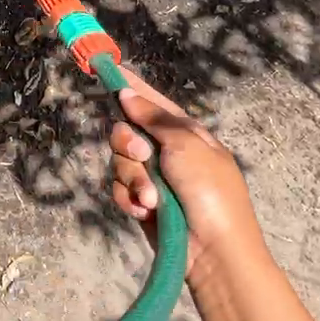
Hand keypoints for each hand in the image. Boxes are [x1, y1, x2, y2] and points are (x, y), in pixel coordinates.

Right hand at [108, 67, 264, 286]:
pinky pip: (119, 187)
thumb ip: (153, 118)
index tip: (105, 67)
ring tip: (152, 199)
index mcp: (186, 135)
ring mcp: (154, 177)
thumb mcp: (187, 146)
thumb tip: (126, 93)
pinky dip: (130, 198)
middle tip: (142, 156)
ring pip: (119, 160)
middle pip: (125, 130)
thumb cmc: (210, 193)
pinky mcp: (142, 200)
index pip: (152, 101)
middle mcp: (167, 152)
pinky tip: (145, 211)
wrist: (215, 253)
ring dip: (133, 179)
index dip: (130, 85)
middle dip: (127, 144)